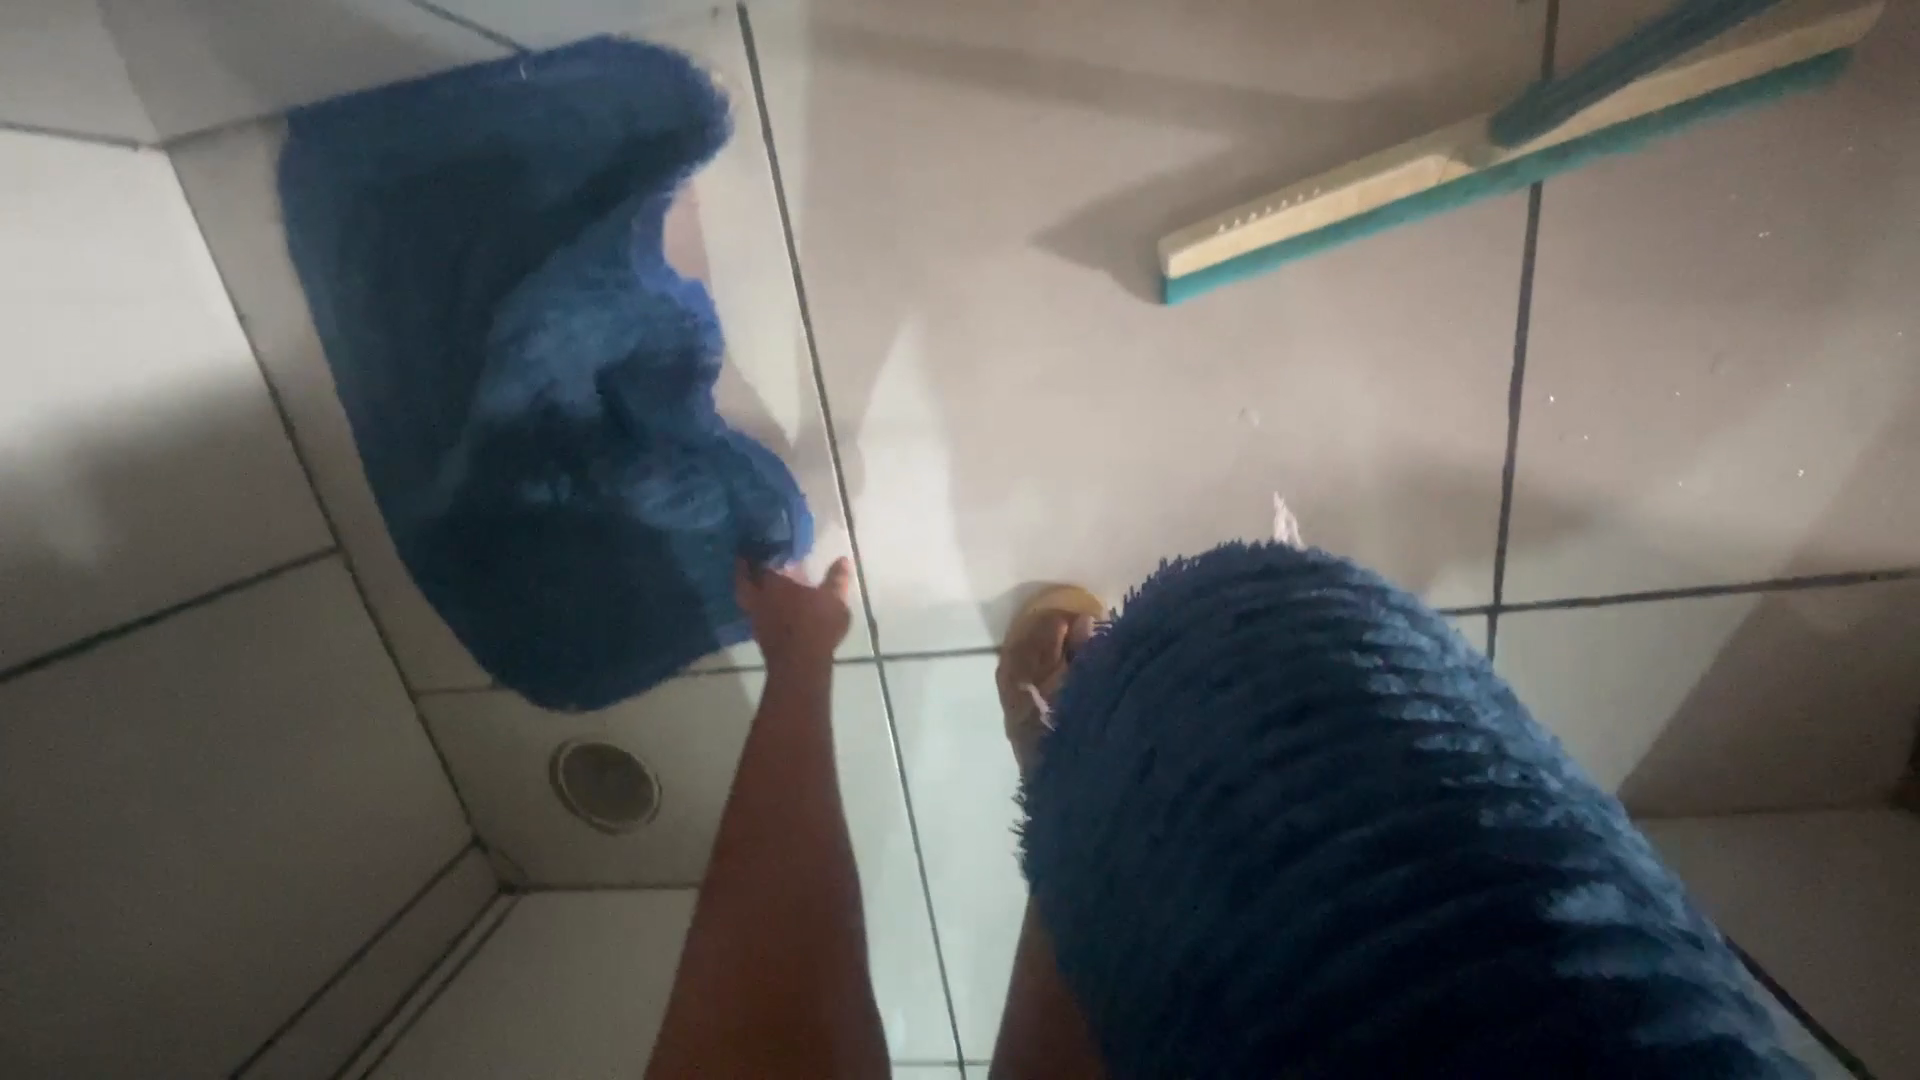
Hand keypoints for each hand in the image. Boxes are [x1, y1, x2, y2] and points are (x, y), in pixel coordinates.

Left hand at [736, 557, 853, 672]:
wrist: (801, 664)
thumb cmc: (817, 624)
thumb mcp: (834, 598)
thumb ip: (836, 579)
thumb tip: (843, 559)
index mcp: (774, 583)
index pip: (761, 563)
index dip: (758, 554)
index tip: (757, 548)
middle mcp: (760, 599)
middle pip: (743, 582)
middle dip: (742, 572)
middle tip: (743, 563)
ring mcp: (757, 620)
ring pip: (746, 601)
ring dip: (749, 593)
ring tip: (758, 587)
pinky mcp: (761, 638)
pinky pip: (755, 618)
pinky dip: (759, 611)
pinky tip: (770, 612)